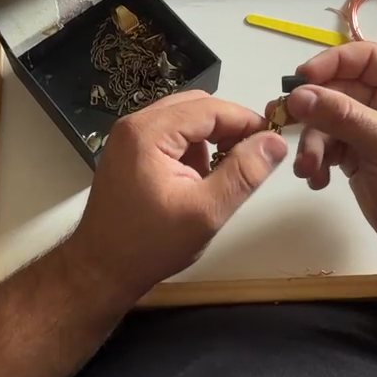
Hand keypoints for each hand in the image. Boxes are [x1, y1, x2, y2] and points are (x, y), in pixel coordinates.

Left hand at [59, 91, 288, 303]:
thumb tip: (276, 141)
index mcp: (148, 132)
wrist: (101, 270)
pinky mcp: (130, 152)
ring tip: (225, 172)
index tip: (274, 140)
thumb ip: (243, 173)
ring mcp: (129, 137)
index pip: (209, 108)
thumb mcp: (206, 211)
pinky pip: (170, 135)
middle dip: (229, 127)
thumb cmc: (150, 244)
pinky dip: (192, 149)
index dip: (246, 121)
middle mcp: (135, 124)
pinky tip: (200, 178)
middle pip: (196, 107)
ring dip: (211, 138)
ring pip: (184, 119)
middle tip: (253, 156)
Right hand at [287, 42, 376, 253]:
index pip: (364, 57)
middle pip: (337, 89)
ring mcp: (370, 128)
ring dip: (313, 144)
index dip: (331, 63)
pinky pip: (326, 145)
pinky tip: (317, 179)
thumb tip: (297, 95)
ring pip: (326, 120)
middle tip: (283, 120)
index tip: (301, 80)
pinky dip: (317, 160)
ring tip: (308, 167)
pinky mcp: (356, 154)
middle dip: (313, 111)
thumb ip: (341, 116)